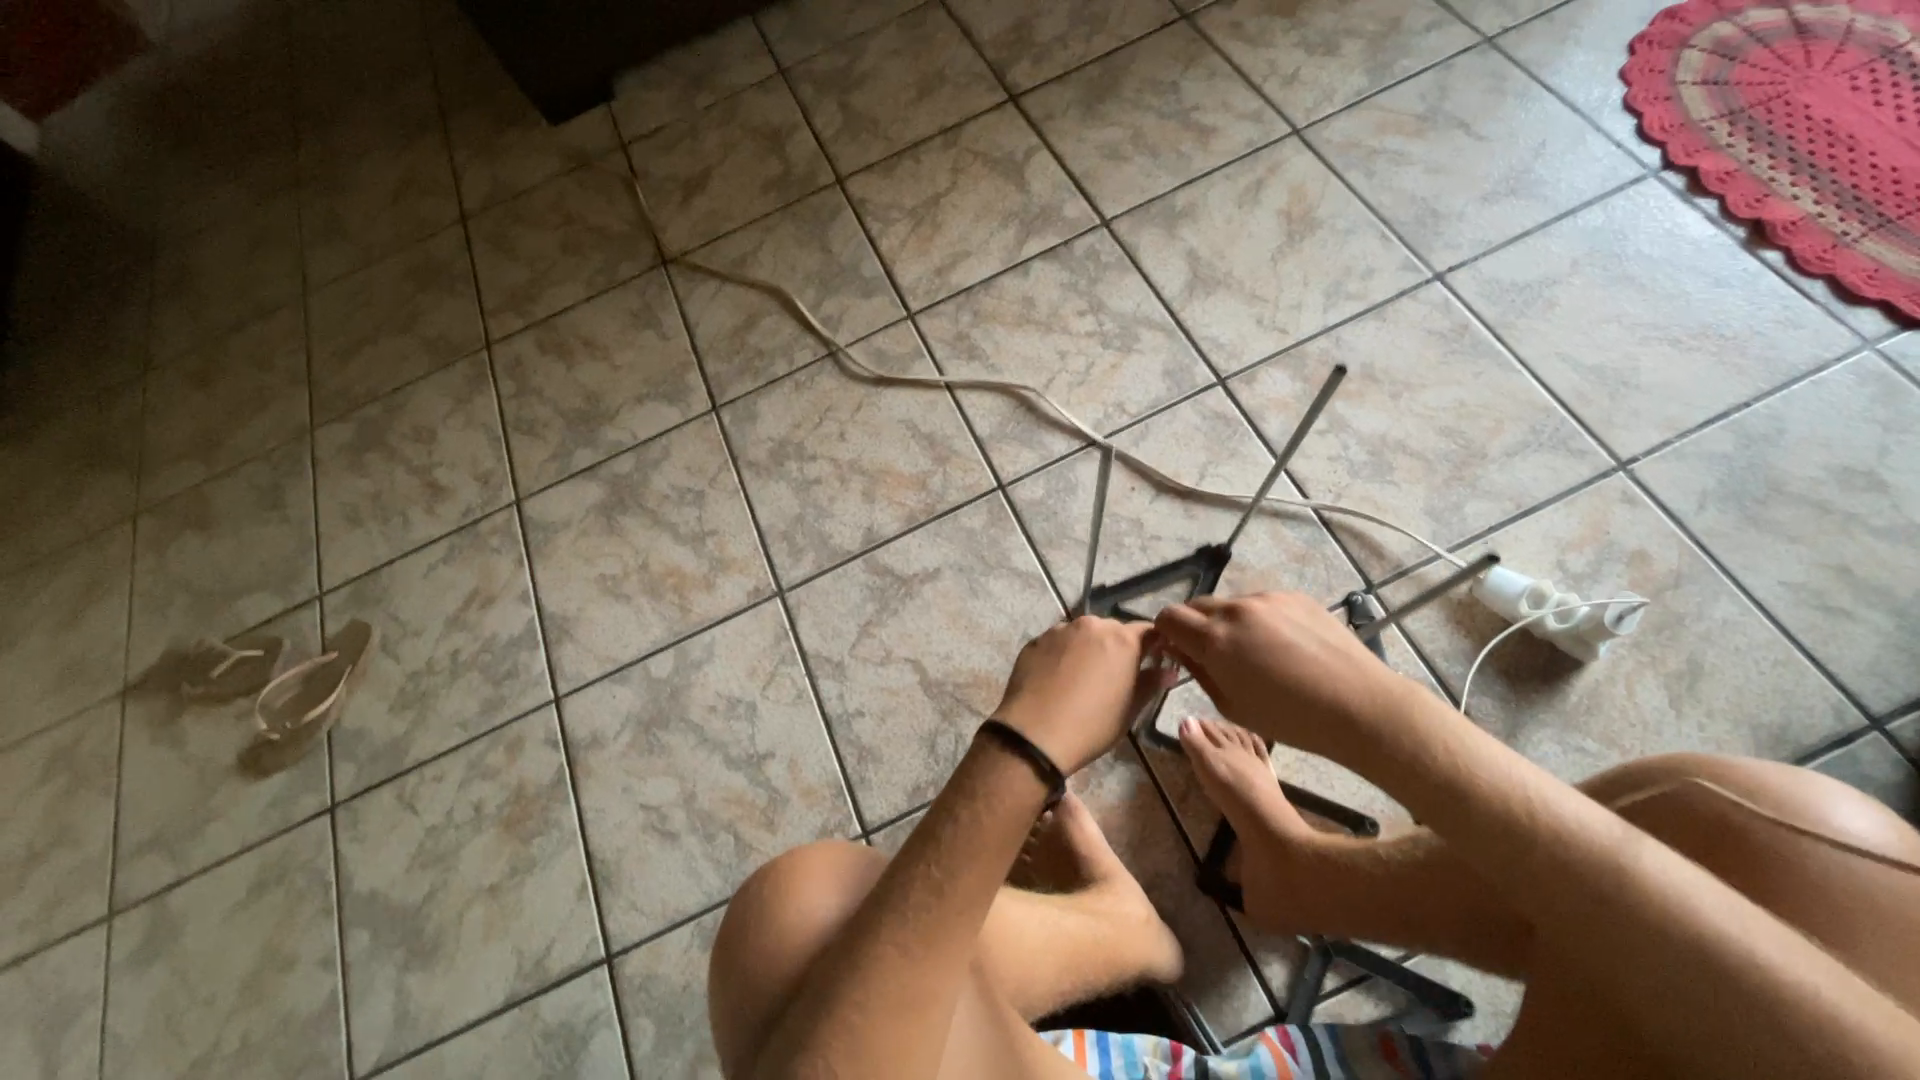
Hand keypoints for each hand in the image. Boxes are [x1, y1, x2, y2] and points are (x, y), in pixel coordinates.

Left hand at [990, 616, 1172, 774]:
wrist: (1034, 734)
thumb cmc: (1092, 725)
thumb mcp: (1129, 709)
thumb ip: (1150, 683)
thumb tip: (1169, 671)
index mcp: (1121, 639)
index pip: (1148, 631)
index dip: (1153, 644)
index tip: (1154, 660)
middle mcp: (1091, 625)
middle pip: (1112, 630)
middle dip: (1117, 647)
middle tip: (1115, 675)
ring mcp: (1059, 630)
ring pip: (1082, 634)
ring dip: (1088, 649)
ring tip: (1082, 678)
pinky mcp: (1034, 641)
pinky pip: (1057, 643)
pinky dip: (1062, 654)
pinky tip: (1057, 679)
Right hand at [1153, 592, 1428, 761]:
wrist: (1359, 706)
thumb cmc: (1290, 719)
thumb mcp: (1231, 705)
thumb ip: (1199, 671)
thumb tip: (1183, 651)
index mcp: (1215, 639)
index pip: (1168, 617)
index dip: (1166, 634)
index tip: (1177, 651)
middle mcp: (1237, 610)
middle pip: (1196, 605)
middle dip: (1195, 626)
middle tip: (1212, 655)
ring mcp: (1268, 599)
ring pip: (1232, 605)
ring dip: (1230, 624)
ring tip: (1255, 654)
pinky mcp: (1296, 597)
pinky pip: (1263, 605)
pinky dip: (1260, 621)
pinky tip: (1284, 648)